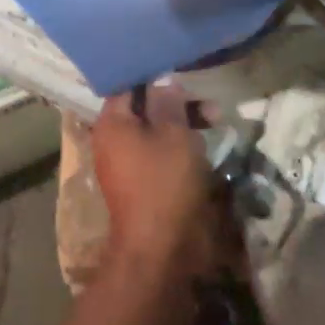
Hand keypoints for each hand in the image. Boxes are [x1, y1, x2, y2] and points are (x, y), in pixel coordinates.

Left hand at [92, 84, 214, 274]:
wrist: (159, 251)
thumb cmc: (164, 183)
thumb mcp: (174, 134)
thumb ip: (169, 102)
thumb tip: (163, 82)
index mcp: (111, 123)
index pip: (129, 85)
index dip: (157, 77)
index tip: (184, 73)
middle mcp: (110, 141)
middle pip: (144, 110)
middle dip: (177, 105)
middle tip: (210, 108)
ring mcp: (123, 165)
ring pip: (154, 133)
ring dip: (182, 126)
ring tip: (215, 124)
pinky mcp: (139, 185)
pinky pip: (157, 155)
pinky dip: (177, 148)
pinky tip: (203, 149)